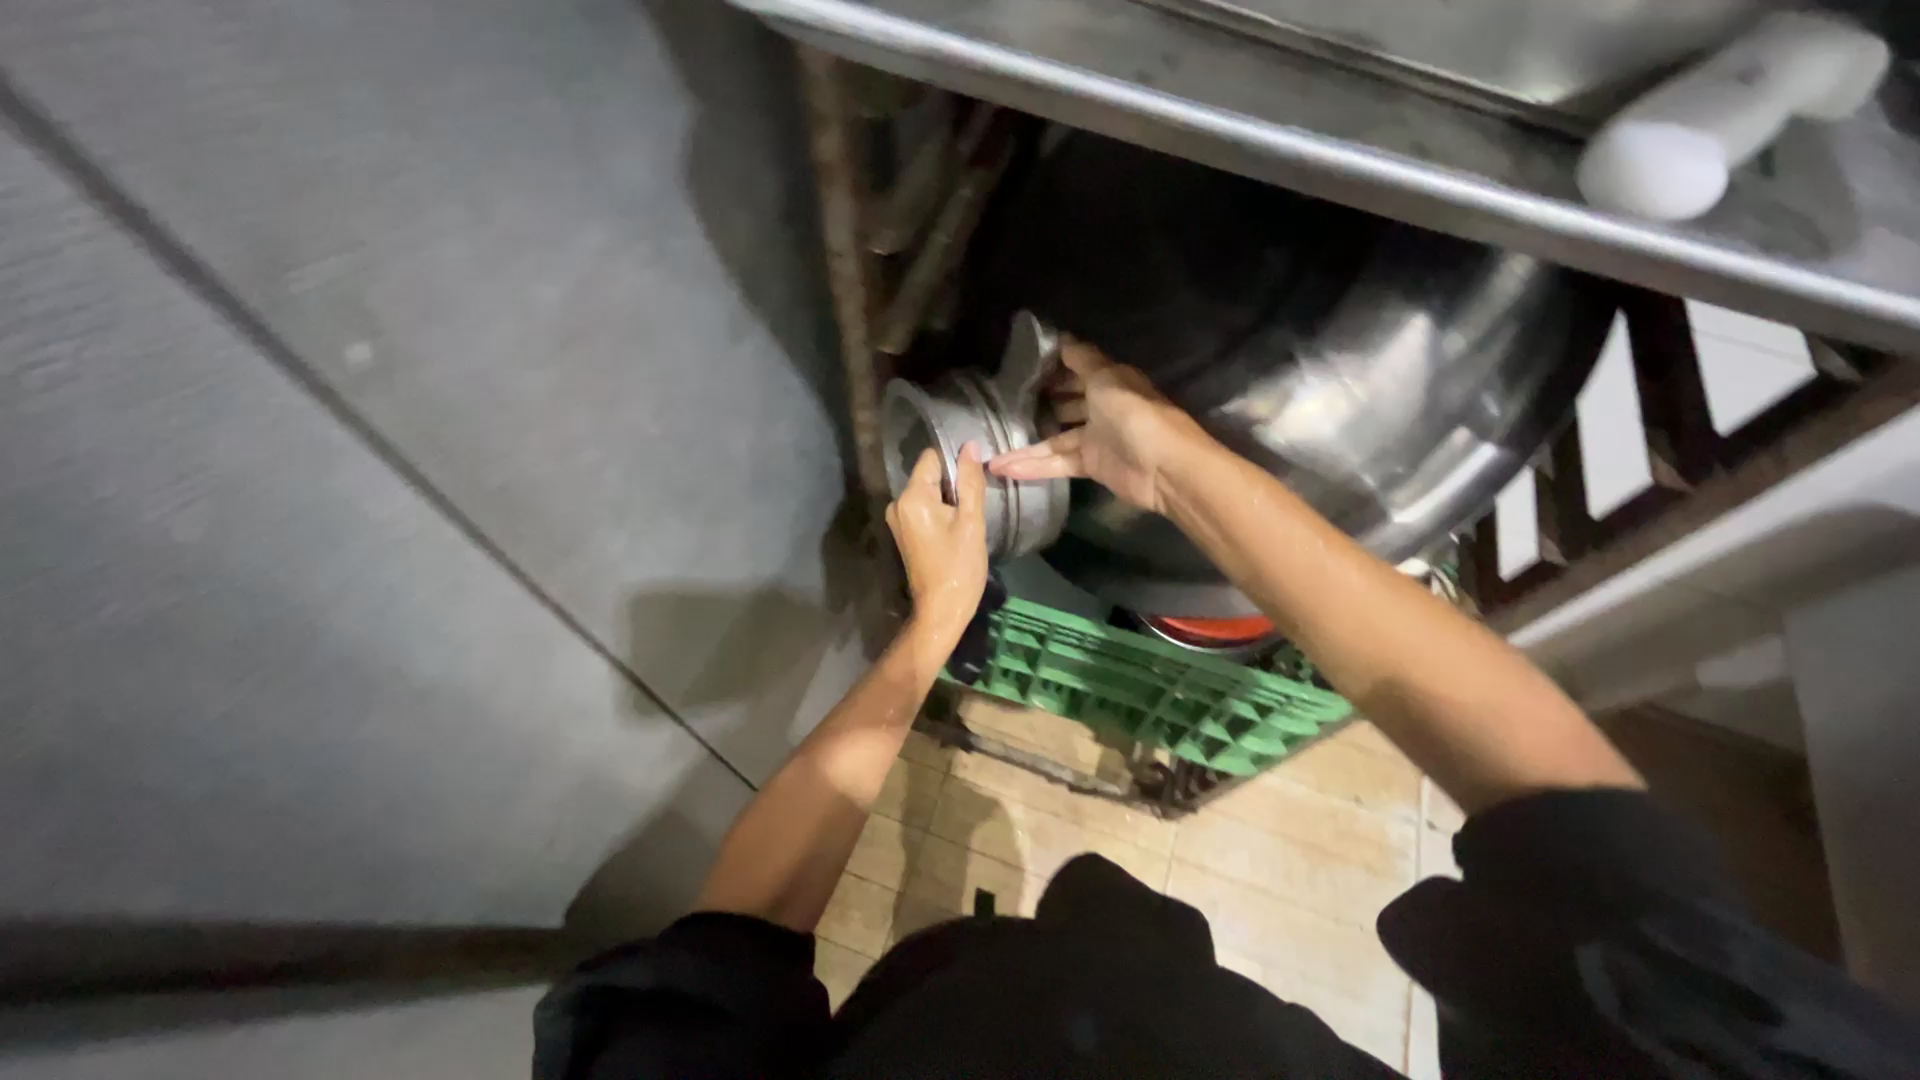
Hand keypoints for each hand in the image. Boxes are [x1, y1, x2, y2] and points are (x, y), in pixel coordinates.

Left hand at [886, 442, 988, 645]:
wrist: (941, 610)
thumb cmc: (959, 567)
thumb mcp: (971, 522)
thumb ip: (970, 481)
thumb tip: (971, 446)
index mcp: (912, 497)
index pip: (932, 458)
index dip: (955, 462)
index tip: (975, 477)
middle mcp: (898, 503)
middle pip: (930, 475)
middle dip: (953, 483)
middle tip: (975, 504)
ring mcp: (898, 519)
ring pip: (929, 492)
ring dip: (949, 499)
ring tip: (968, 518)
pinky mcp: (904, 532)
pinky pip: (924, 509)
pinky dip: (941, 512)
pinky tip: (956, 529)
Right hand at [988, 340, 1204, 514]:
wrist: (1164, 467)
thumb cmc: (1136, 413)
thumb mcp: (1106, 377)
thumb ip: (1081, 359)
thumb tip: (1062, 337)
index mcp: (1110, 380)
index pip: (1076, 368)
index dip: (1052, 366)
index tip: (1019, 366)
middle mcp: (1102, 407)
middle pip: (1065, 402)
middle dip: (1039, 402)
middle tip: (1003, 403)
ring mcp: (1096, 438)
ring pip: (1056, 437)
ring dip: (1027, 443)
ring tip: (992, 446)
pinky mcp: (1091, 465)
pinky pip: (1057, 462)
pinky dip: (1033, 466)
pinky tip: (1003, 468)